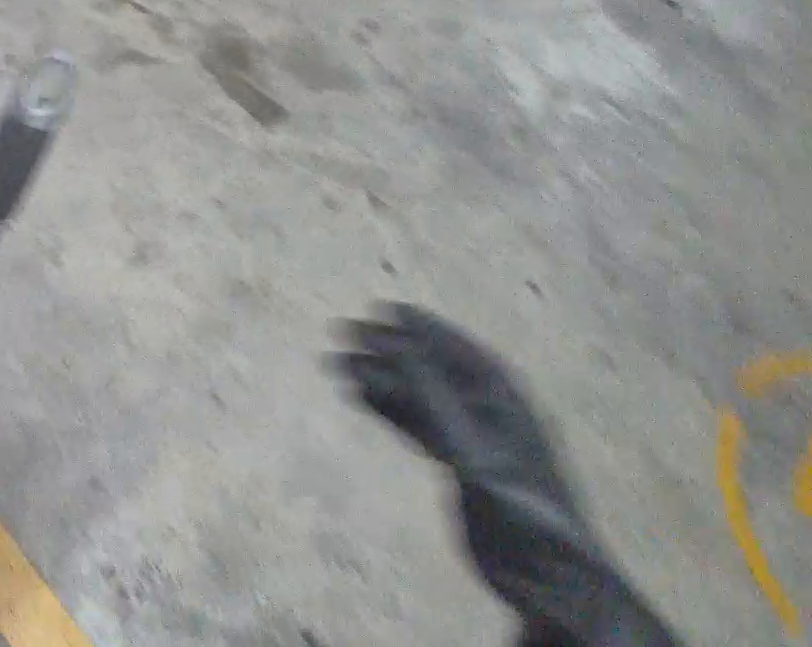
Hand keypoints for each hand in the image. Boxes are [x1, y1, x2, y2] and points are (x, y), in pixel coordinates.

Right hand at [332, 303, 681, 646]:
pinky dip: (388, 408)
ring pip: (419, 396)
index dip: (423, 328)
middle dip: (390, 349)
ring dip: (381, 379)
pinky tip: (360, 399)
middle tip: (344, 331)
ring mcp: (475, 439)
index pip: (459, 351)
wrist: (546, 577)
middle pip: (432, 369)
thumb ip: (432, 393)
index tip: (383, 307)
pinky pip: (416, 423)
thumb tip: (396, 340)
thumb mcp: (472, 445)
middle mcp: (489, 412)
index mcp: (505, 401)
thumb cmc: (518, 506)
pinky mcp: (460, 464)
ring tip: (338, 365)